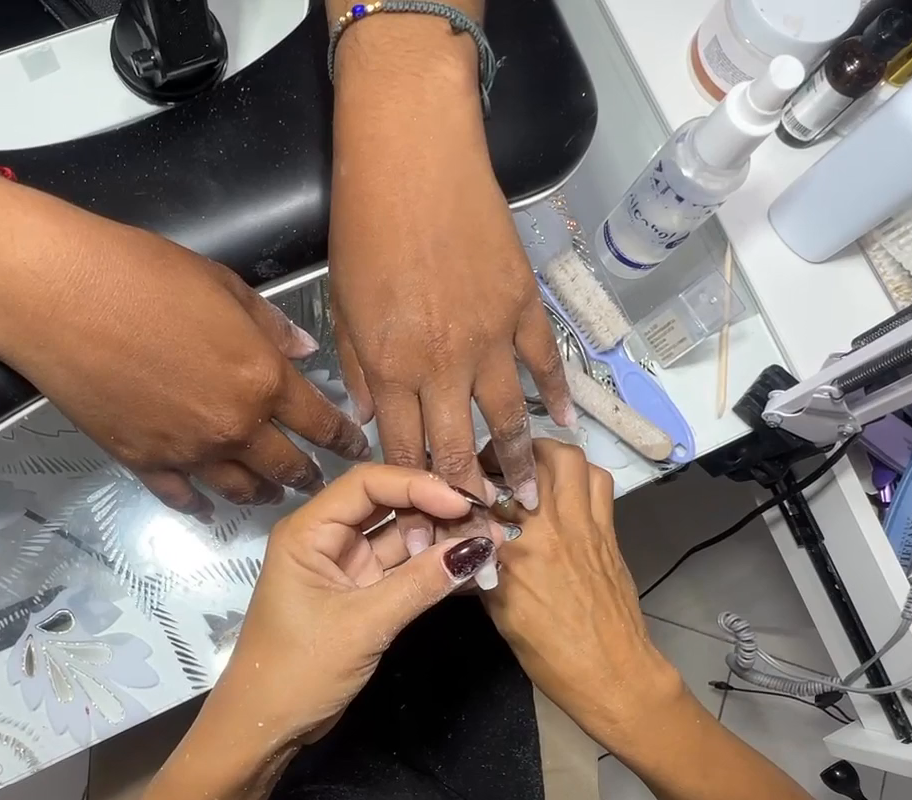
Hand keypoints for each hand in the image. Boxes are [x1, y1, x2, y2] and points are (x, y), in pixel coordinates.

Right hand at [0, 181, 369, 518]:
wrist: (54, 294)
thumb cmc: (142, 273)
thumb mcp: (223, 285)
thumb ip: (271, 327)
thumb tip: (306, 353)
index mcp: (263, 380)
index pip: (319, 422)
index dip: (343, 438)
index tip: (355, 448)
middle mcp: (234, 428)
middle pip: (284, 465)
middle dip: (307, 474)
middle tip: (316, 480)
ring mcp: (187, 452)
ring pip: (239, 488)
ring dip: (261, 493)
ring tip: (272, 494)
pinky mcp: (142, 463)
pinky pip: (181, 496)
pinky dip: (198, 504)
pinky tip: (207, 507)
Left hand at [203, 464, 500, 751]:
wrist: (267, 728)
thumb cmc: (299, 670)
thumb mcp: (363, 624)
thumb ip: (420, 584)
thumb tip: (479, 547)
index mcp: (309, 530)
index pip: (368, 484)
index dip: (419, 486)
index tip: (465, 504)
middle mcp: (326, 538)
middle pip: (389, 505)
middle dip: (438, 511)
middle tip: (490, 523)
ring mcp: (345, 566)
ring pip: (401, 537)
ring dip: (442, 540)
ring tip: (490, 546)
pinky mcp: (360, 594)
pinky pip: (403, 569)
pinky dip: (434, 569)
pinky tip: (470, 570)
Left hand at [326, 15, 573, 561]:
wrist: (414, 155)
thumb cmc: (365, 227)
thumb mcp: (344, 305)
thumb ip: (362, 369)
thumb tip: (374, 420)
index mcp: (393, 366)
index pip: (405, 447)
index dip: (416, 491)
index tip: (428, 523)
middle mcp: (443, 364)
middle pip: (456, 446)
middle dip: (467, 496)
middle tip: (482, 532)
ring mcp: (490, 336)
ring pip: (507, 416)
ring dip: (518, 463)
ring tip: (529, 502)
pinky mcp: (523, 305)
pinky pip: (545, 362)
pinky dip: (558, 395)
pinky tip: (566, 425)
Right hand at [483, 440, 681, 735]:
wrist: (613, 676)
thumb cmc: (551, 655)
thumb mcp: (500, 614)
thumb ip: (484, 570)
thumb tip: (471, 542)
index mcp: (523, 551)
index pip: (492, 497)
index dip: (475, 481)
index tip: (464, 479)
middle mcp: (559, 528)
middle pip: (549, 459)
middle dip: (522, 450)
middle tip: (504, 461)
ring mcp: (591, 529)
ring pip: (581, 465)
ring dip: (556, 458)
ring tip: (535, 470)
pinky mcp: (610, 538)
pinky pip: (600, 490)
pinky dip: (580, 480)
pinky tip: (563, 498)